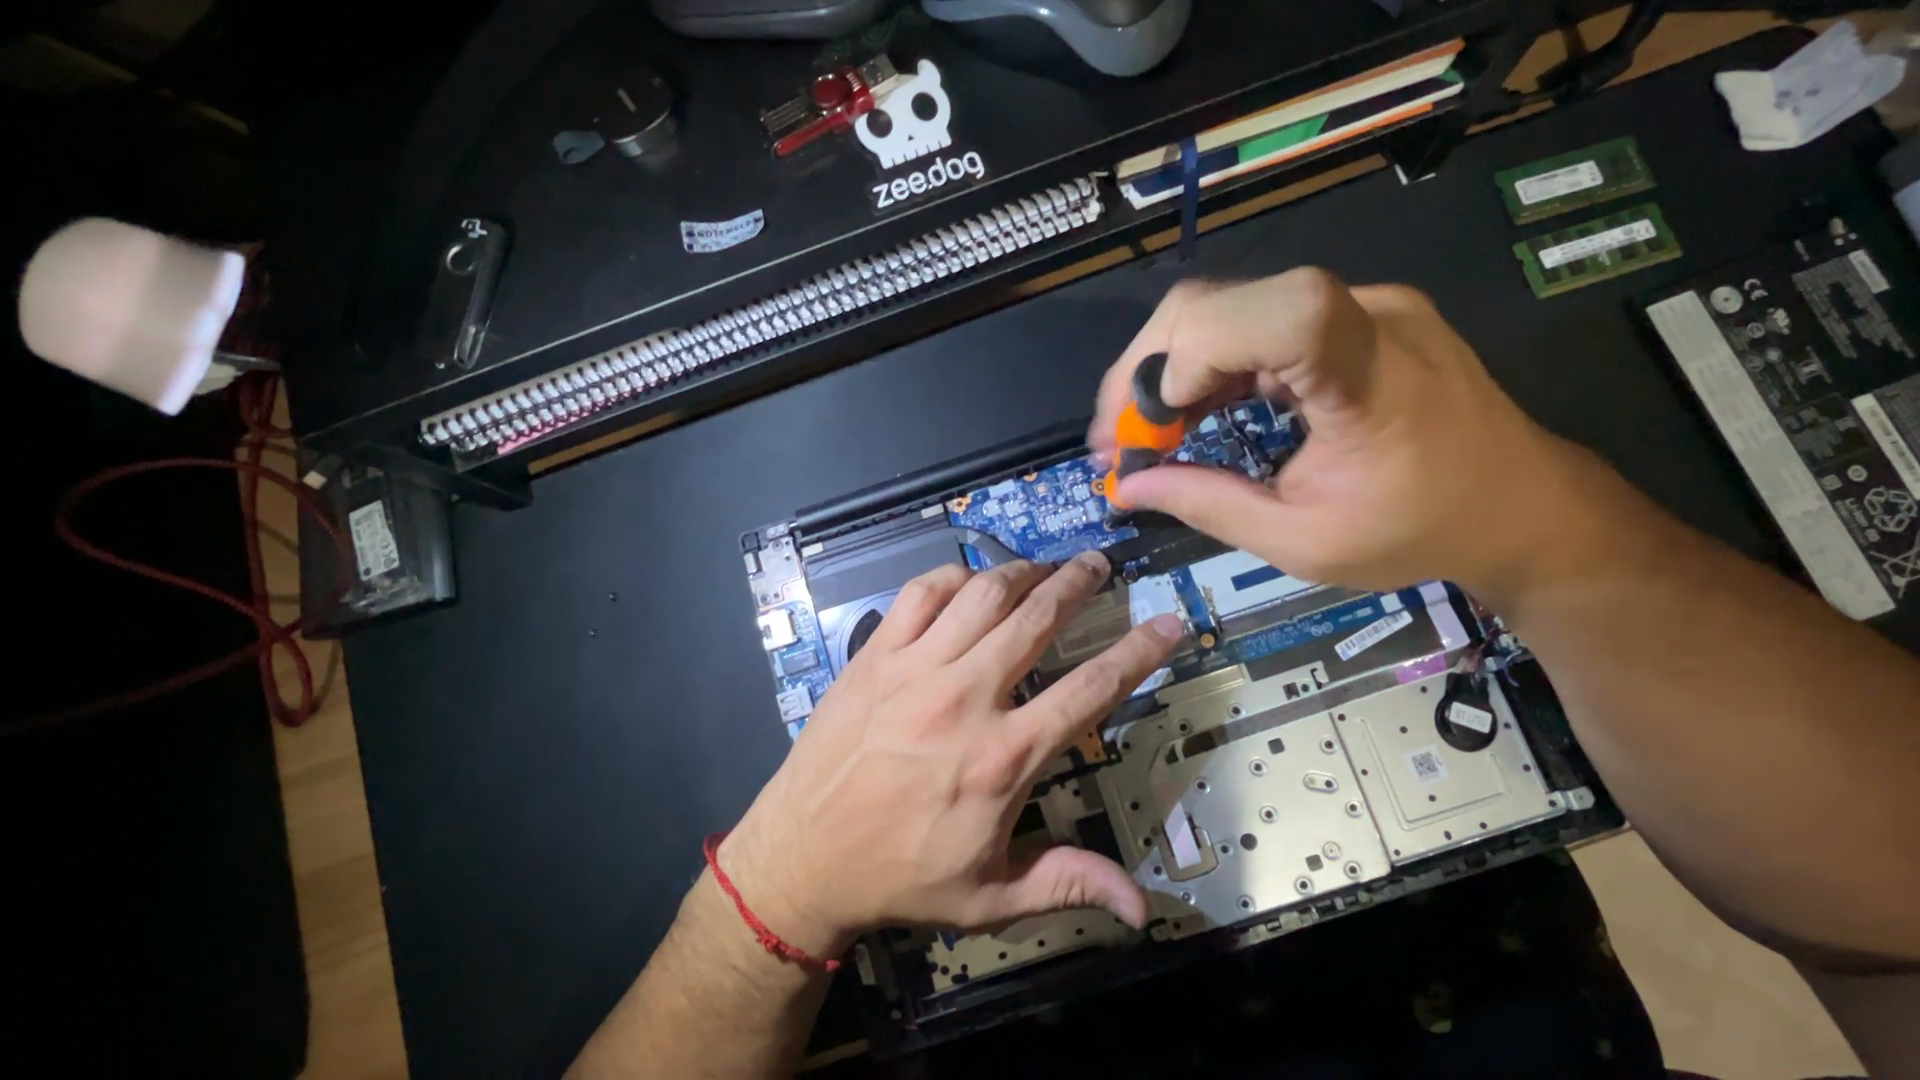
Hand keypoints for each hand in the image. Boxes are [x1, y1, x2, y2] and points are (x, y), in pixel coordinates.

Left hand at [720, 554, 1183, 955]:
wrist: (803, 856)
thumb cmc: (901, 877)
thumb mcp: (991, 897)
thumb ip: (1068, 884)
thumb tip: (1142, 905)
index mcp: (1004, 757)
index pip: (1090, 689)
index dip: (1139, 651)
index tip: (1167, 622)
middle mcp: (965, 698)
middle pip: (1037, 619)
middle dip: (1079, 583)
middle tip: (1101, 564)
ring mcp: (915, 669)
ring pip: (982, 594)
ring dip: (1022, 571)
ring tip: (1045, 567)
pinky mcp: (874, 655)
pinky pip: (920, 593)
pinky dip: (954, 576)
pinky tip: (972, 580)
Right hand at [1089, 270, 1597, 598]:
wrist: (1519, 505)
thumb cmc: (1420, 532)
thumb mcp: (1304, 542)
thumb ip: (1209, 506)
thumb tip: (1126, 488)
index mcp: (1371, 373)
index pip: (1281, 312)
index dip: (1198, 351)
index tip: (1160, 425)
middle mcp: (1367, 313)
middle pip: (1227, 300)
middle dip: (1150, 367)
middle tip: (1116, 440)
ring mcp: (1361, 305)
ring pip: (1232, 305)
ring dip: (1171, 366)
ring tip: (1144, 434)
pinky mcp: (1352, 315)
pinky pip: (1259, 321)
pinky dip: (1210, 365)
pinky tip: (1191, 412)